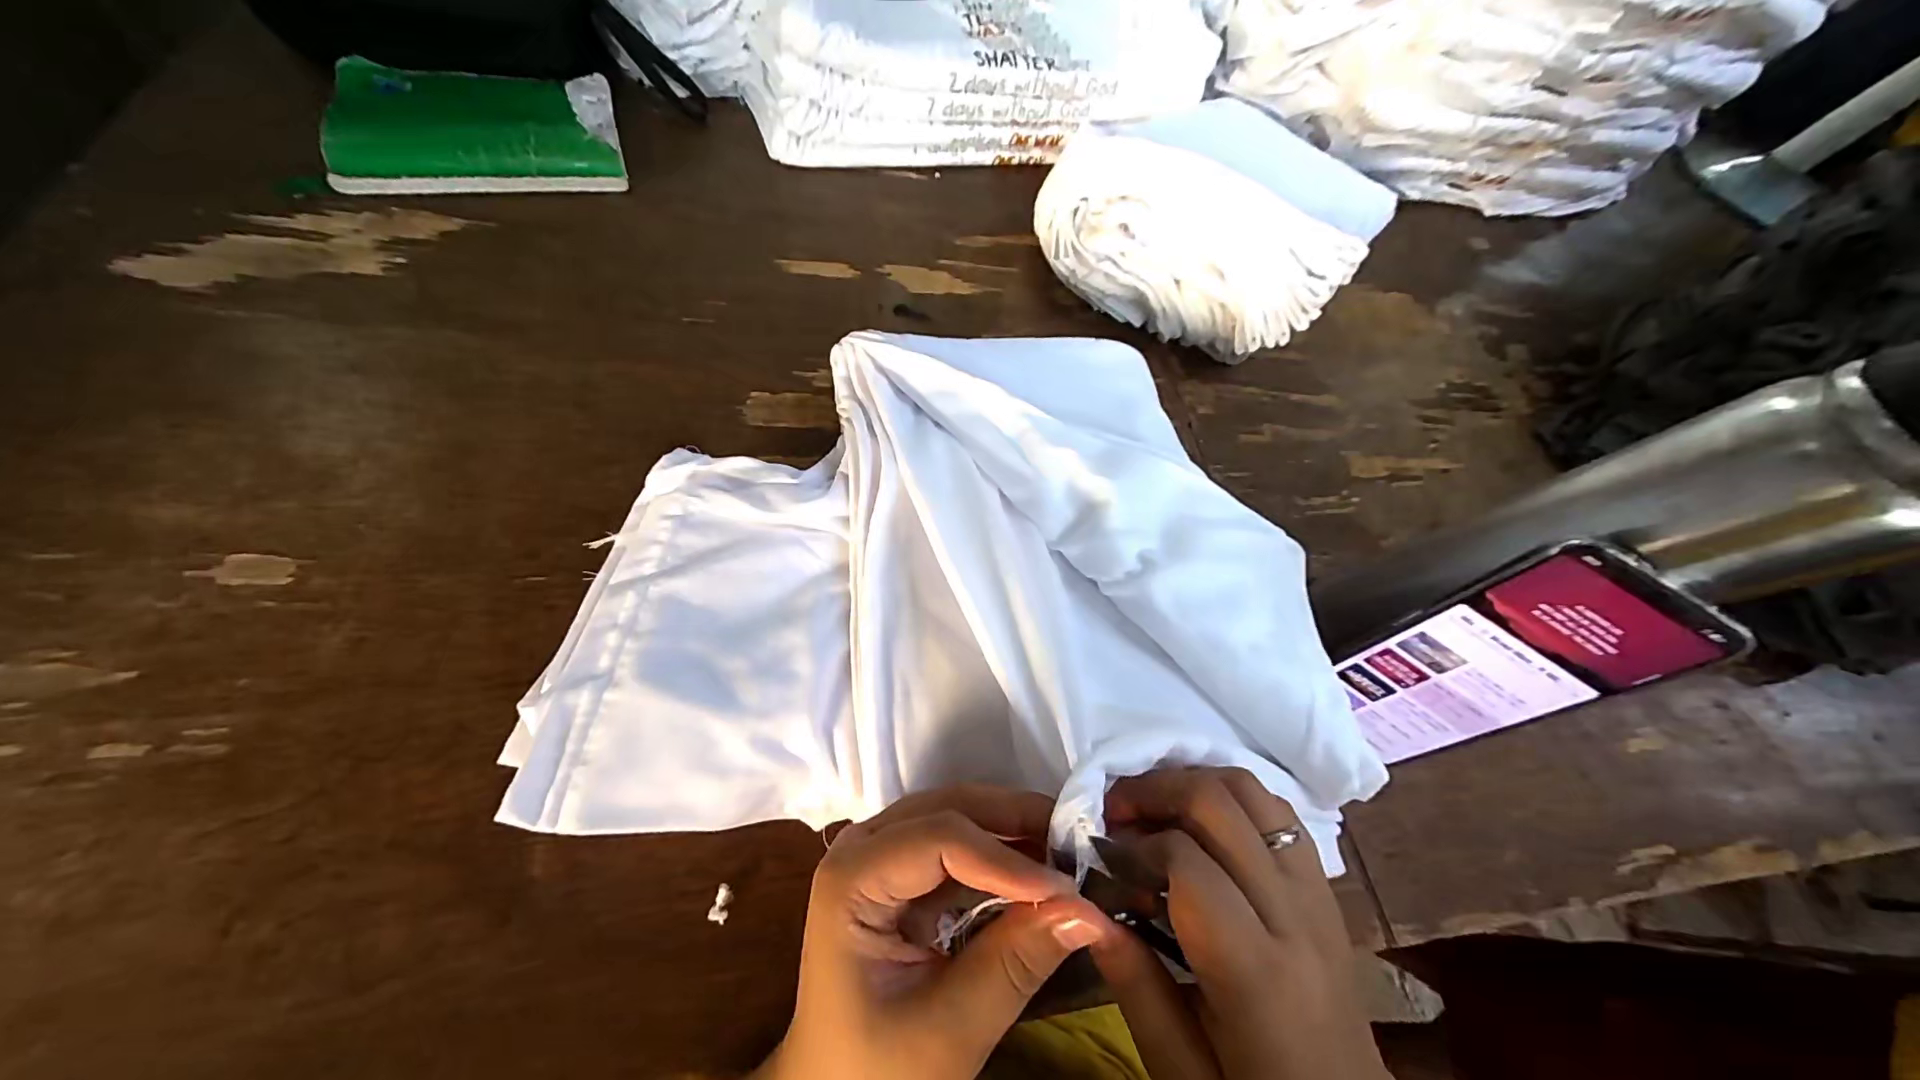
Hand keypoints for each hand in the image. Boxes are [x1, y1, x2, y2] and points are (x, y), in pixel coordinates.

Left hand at [757, 786, 1113, 1079]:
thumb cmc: (877, 1069)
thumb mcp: (950, 1029)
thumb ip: (1016, 962)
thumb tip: (1087, 911)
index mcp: (851, 880)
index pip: (939, 839)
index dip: (1006, 857)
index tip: (1066, 887)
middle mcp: (861, 848)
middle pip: (948, 810)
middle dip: (1014, 821)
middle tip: (1076, 844)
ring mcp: (879, 855)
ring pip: (955, 816)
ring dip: (1011, 830)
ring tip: (1065, 853)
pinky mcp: (900, 872)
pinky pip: (956, 844)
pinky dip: (999, 853)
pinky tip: (1035, 870)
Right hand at [1090, 767, 1389, 1079]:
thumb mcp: (1182, 1069)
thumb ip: (1134, 984)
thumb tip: (1083, 908)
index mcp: (1256, 971)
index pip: (1187, 860)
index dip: (1134, 845)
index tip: (1100, 858)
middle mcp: (1296, 917)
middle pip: (1222, 805)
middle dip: (1156, 791)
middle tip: (1114, 811)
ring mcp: (1319, 897)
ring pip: (1254, 793)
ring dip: (1193, 782)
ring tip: (1152, 808)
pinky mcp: (1326, 892)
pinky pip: (1278, 814)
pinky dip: (1231, 799)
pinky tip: (1199, 824)